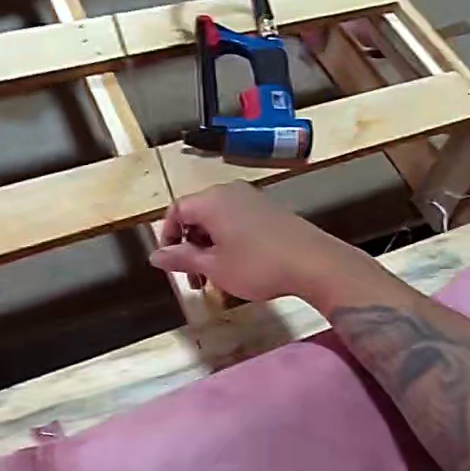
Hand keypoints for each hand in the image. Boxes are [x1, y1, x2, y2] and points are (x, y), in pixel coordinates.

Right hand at [149, 182, 383, 305]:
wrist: (314, 263)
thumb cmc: (257, 265)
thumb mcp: (214, 267)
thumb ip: (182, 259)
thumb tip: (155, 256)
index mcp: (212, 200)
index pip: (176, 211)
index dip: (168, 237)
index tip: (171, 264)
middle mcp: (230, 192)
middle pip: (197, 214)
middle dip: (190, 246)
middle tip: (194, 278)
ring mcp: (253, 199)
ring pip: (218, 220)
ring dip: (209, 247)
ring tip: (215, 277)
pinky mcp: (270, 211)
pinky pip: (237, 222)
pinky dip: (229, 242)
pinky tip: (238, 267)